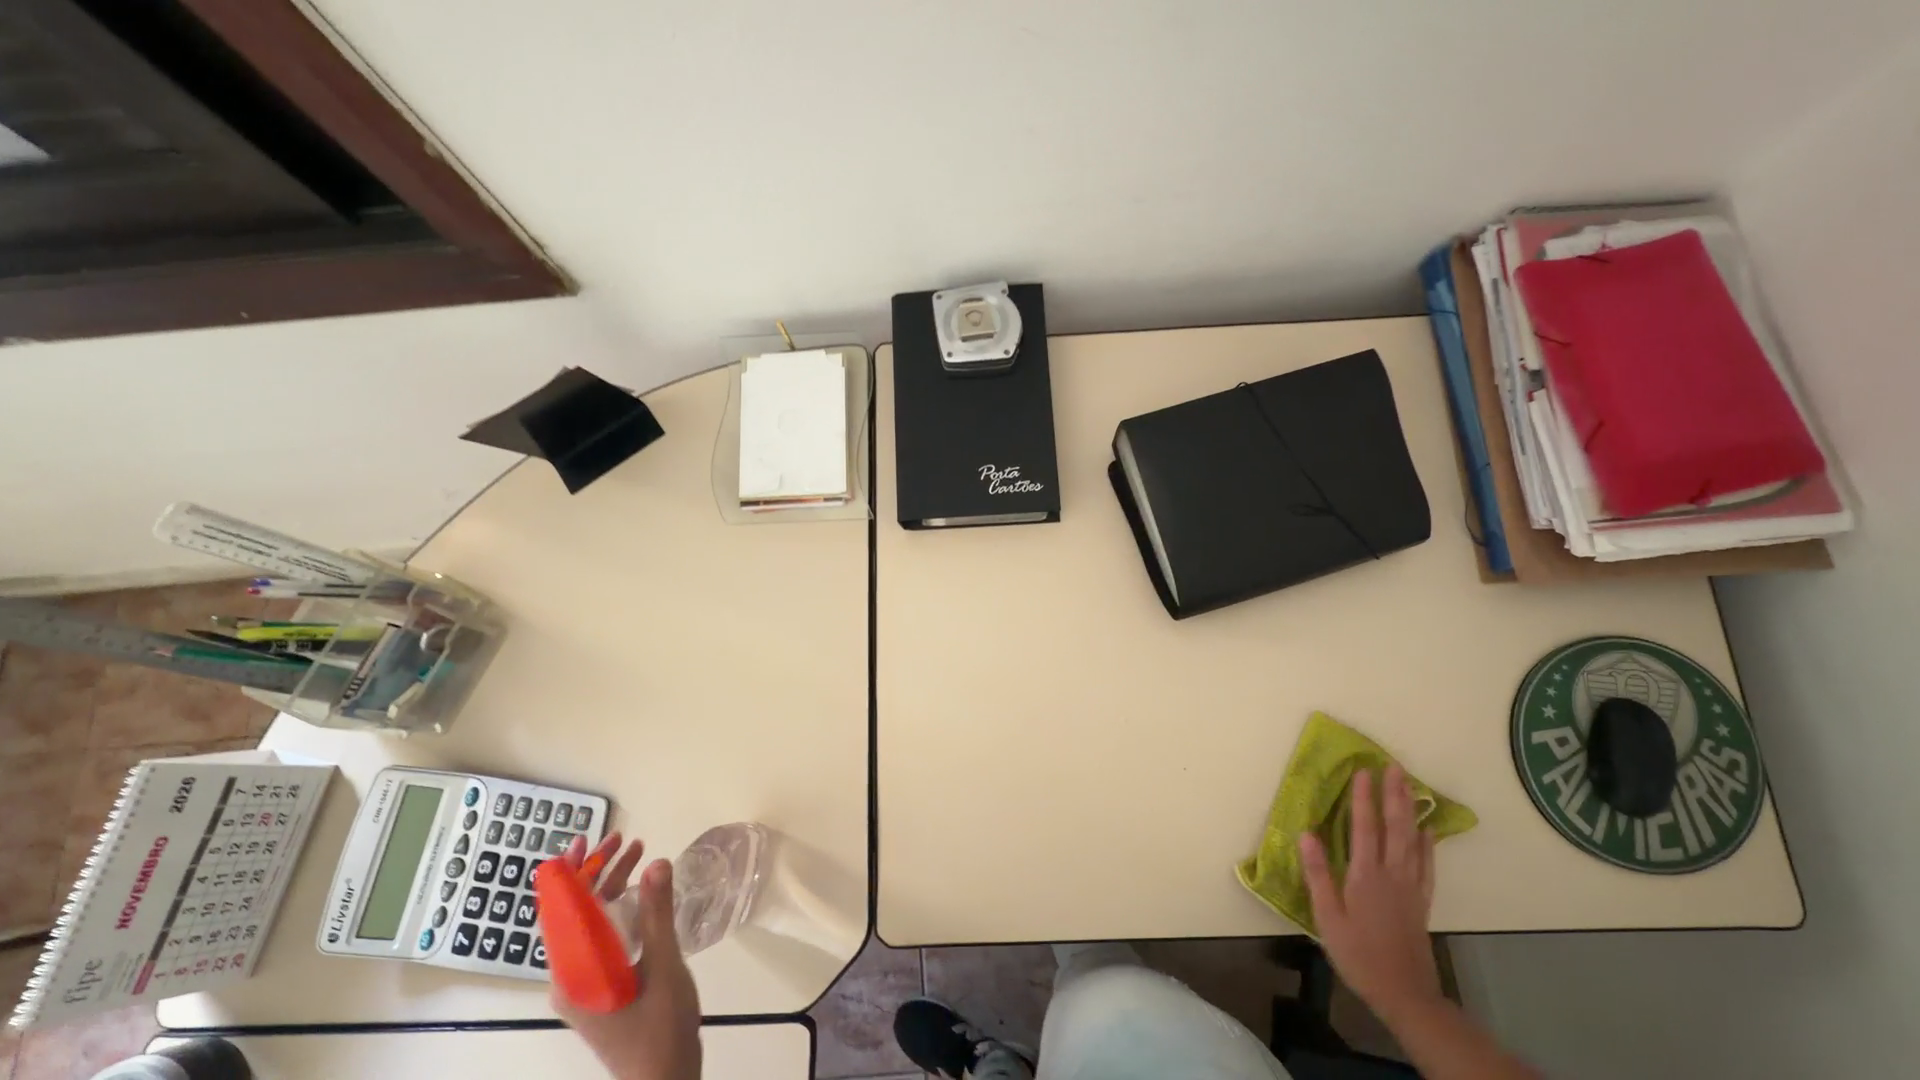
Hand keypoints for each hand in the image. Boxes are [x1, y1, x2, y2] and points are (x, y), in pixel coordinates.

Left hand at [553, 833, 701, 1079]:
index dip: (571, 872)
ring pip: (589, 923)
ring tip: (638, 855)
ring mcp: (583, 983)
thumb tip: (656, 862)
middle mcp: (569, 976)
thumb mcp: (664, 967)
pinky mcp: (599, 988)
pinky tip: (639, 894)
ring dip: (611, 888)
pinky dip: (617, 911)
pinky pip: (599, 939)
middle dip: (598, 872)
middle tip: (624, 840)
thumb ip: (657, 914)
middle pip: (575, 912)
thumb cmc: (660, 1028)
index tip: (587, 841)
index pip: (560, 910)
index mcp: (572, 973)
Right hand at [1299, 765, 1442, 1026]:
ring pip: (1413, 840)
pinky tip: (1427, 832)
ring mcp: (1410, 886)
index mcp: (1365, 875)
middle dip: (1394, 795)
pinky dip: (1427, 844)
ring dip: (1411, 811)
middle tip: (1394, 766)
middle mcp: (1392, 874)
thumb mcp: (1327, 917)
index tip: (1362, 771)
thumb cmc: (1357, 954)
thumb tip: (1306, 834)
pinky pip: (1426, 864)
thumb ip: (1318, 874)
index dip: (1363, 798)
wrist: (1404, 991)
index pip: (1364, 828)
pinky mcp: (1421, 900)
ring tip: (1411, 786)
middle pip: (1395, 827)